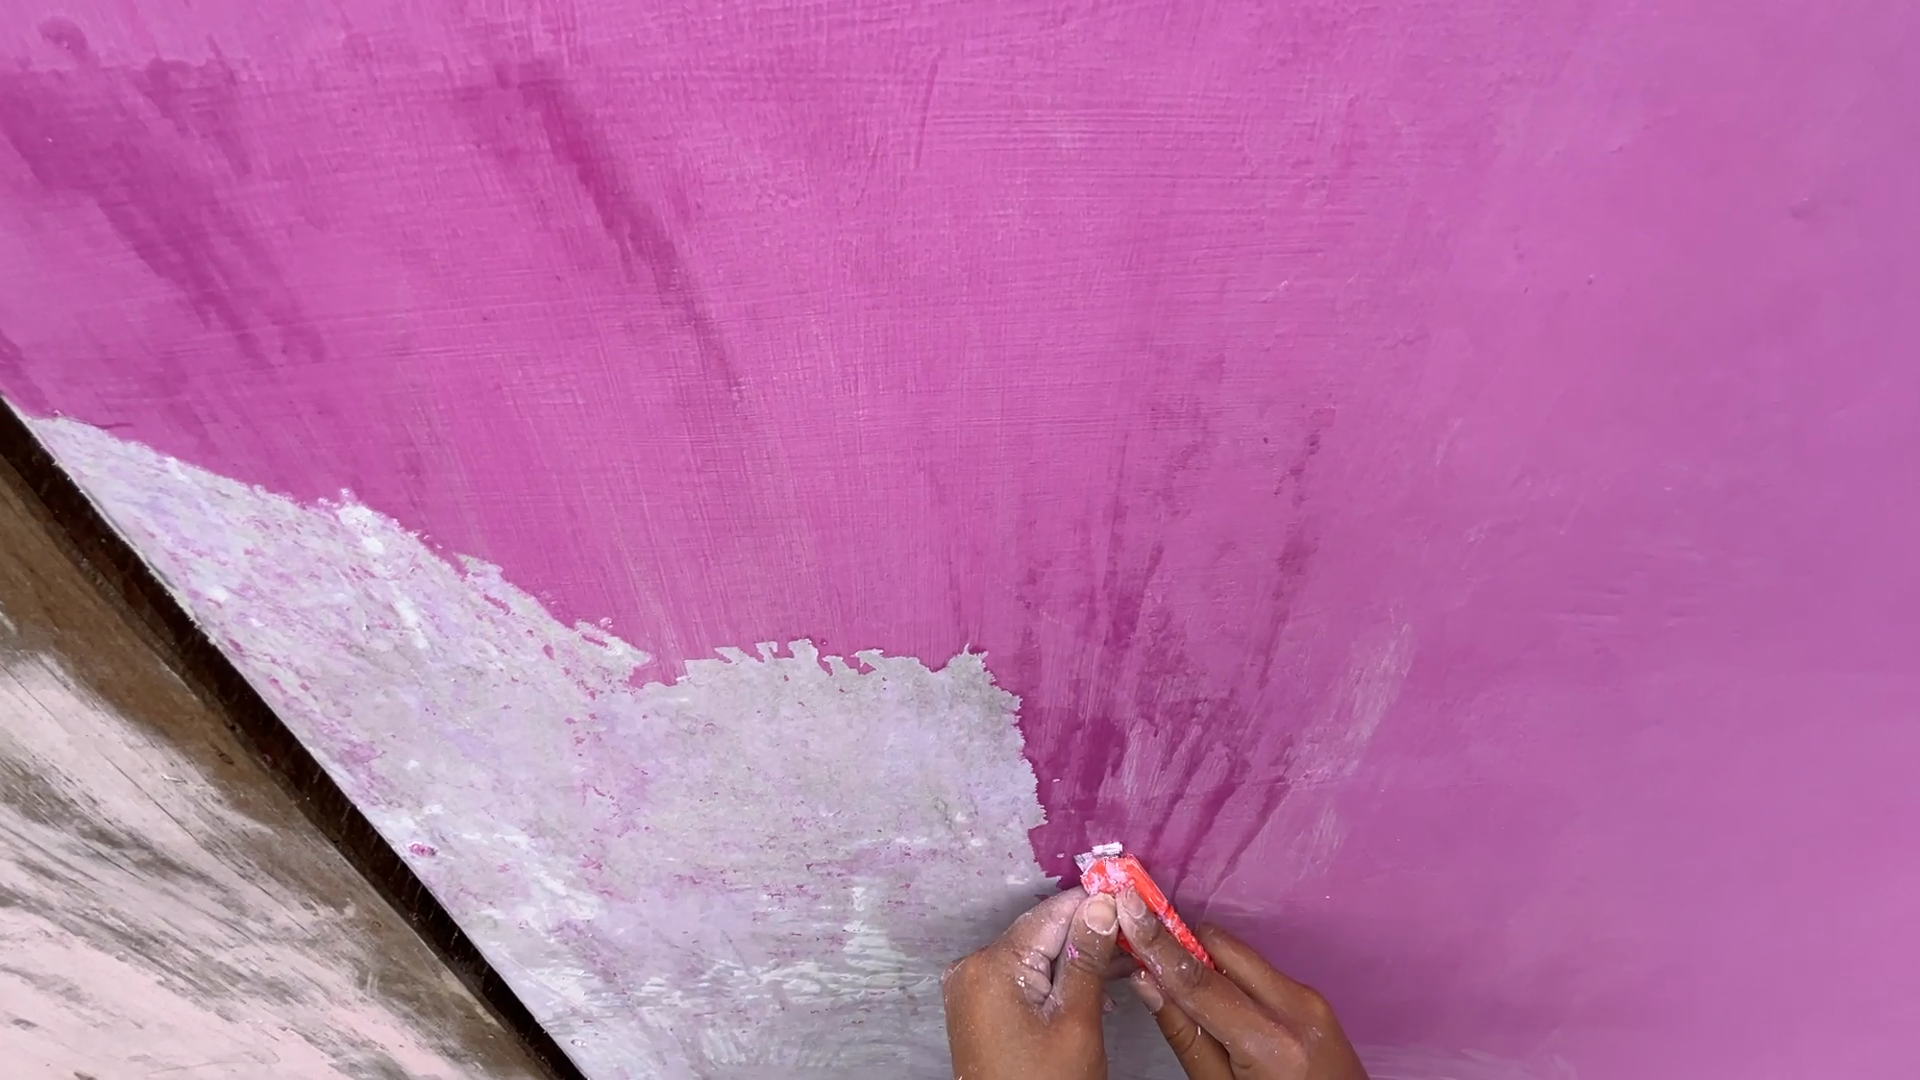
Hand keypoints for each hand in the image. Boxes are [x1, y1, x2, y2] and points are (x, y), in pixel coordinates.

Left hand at [943, 887, 1122, 1078]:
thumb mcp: (1076, 1023)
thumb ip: (1088, 957)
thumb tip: (1102, 900)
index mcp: (991, 964)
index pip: (1050, 914)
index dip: (1092, 901)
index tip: (1130, 890)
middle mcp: (973, 965)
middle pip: (1042, 932)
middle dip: (1088, 930)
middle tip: (1136, 929)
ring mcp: (973, 987)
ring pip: (1036, 953)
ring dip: (1077, 955)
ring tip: (1125, 957)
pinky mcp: (981, 1006)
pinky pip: (1024, 975)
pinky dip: (1056, 976)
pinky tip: (1094, 983)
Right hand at [1117, 890, 1368, 1079]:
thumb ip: (1185, 1036)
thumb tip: (1144, 977)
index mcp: (1272, 1044)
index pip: (1198, 978)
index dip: (1157, 940)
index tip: (1126, 904)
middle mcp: (1295, 1007)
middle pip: (1219, 945)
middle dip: (1183, 947)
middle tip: (1152, 963)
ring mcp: (1310, 998)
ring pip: (1238, 953)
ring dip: (1208, 963)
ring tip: (1193, 997)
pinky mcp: (1315, 997)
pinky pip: (1257, 970)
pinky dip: (1232, 977)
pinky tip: (1225, 1006)